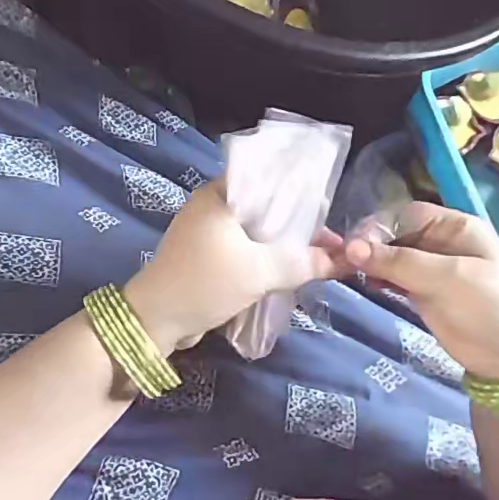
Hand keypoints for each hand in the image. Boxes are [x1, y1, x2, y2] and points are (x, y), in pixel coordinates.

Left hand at [125, 183, 344, 352]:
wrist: (155, 321)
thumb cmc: (205, 284)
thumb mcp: (260, 272)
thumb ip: (303, 263)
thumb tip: (342, 261)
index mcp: (220, 194)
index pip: (268, 177)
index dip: (300, 191)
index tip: (328, 208)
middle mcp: (212, 206)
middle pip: (265, 207)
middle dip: (297, 225)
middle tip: (329, 238)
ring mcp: (207, 232)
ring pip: (256, 232)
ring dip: (282, 246)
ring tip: (317, 256)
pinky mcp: (206, 257)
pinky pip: (245, 251)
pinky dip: (265, 259)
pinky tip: (290, 270)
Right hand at [343, 202, 498, 379]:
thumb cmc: (491, 308)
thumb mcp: (449, 278)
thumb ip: (400, 262)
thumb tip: (350, 247)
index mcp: (454, 227)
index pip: (404, 215)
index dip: (377, 228)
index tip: (353, 249)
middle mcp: (441, 244)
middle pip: (394, 235)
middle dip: (370, 246)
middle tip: (346, 264)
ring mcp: (433, 270)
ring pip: (392, 258)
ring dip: (372, 264)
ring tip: (352, 275)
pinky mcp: (425, 295)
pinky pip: (396, 279)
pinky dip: (380, 280)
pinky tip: (369, 286)